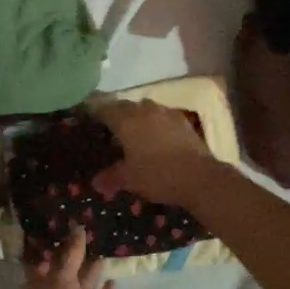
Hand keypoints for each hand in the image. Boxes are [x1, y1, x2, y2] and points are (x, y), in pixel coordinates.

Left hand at [25, 230, 114, 288]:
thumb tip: (78, 227)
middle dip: (77, 255)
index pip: (44, 258)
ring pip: (84, 287)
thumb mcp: (63, 278)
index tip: (63, 223)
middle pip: (67, 271)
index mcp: (42, 283)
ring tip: (105, 251)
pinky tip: (114, 281)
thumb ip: (72, 254)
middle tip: (91, 232)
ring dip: (93, 271)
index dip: (52, 242)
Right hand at [93, 99, 215, 206]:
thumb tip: (96, 183)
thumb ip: (111, 177)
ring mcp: (165, 112)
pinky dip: (156, 122)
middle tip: (111, 130)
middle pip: (124, 106)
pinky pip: (162, 116)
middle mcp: (143, 110)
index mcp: (125, 120)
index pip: (104, 109)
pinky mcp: (182, 119)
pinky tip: (158, 137)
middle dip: (117, 115)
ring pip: (145, 108)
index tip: (90, 121)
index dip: (96, 114)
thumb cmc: (157, 175)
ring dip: (138, 116)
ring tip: (135, 133)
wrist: (199, 176)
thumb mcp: (130, 179)